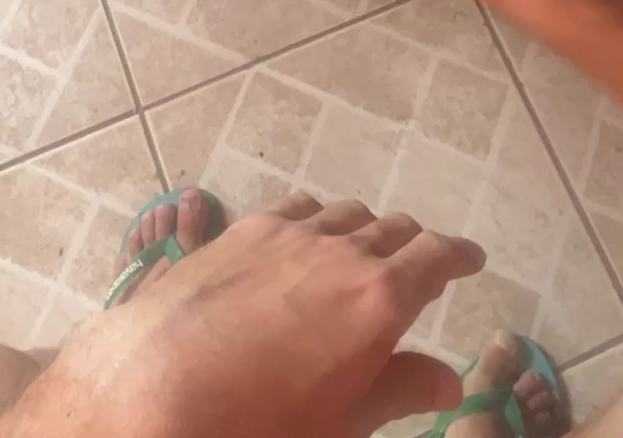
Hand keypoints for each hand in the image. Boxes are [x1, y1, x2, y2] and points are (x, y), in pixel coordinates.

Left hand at [3, 195, 486, 437]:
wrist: (151, 393)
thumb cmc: (259, 426)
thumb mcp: (341, 423)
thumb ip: (399, 390)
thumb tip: (448, 379)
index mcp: (379, 298)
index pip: (437, 258)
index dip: (459, 256)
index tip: (471, 258)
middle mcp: (343, 250)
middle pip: (396, 230)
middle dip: (415, 246)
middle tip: (419, 269)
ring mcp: (292, 230)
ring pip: (349, 214)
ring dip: (367, 232)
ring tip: (363, 257)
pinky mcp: (247, 226)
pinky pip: (301, 207)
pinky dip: (319, 219)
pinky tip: (308, 239)